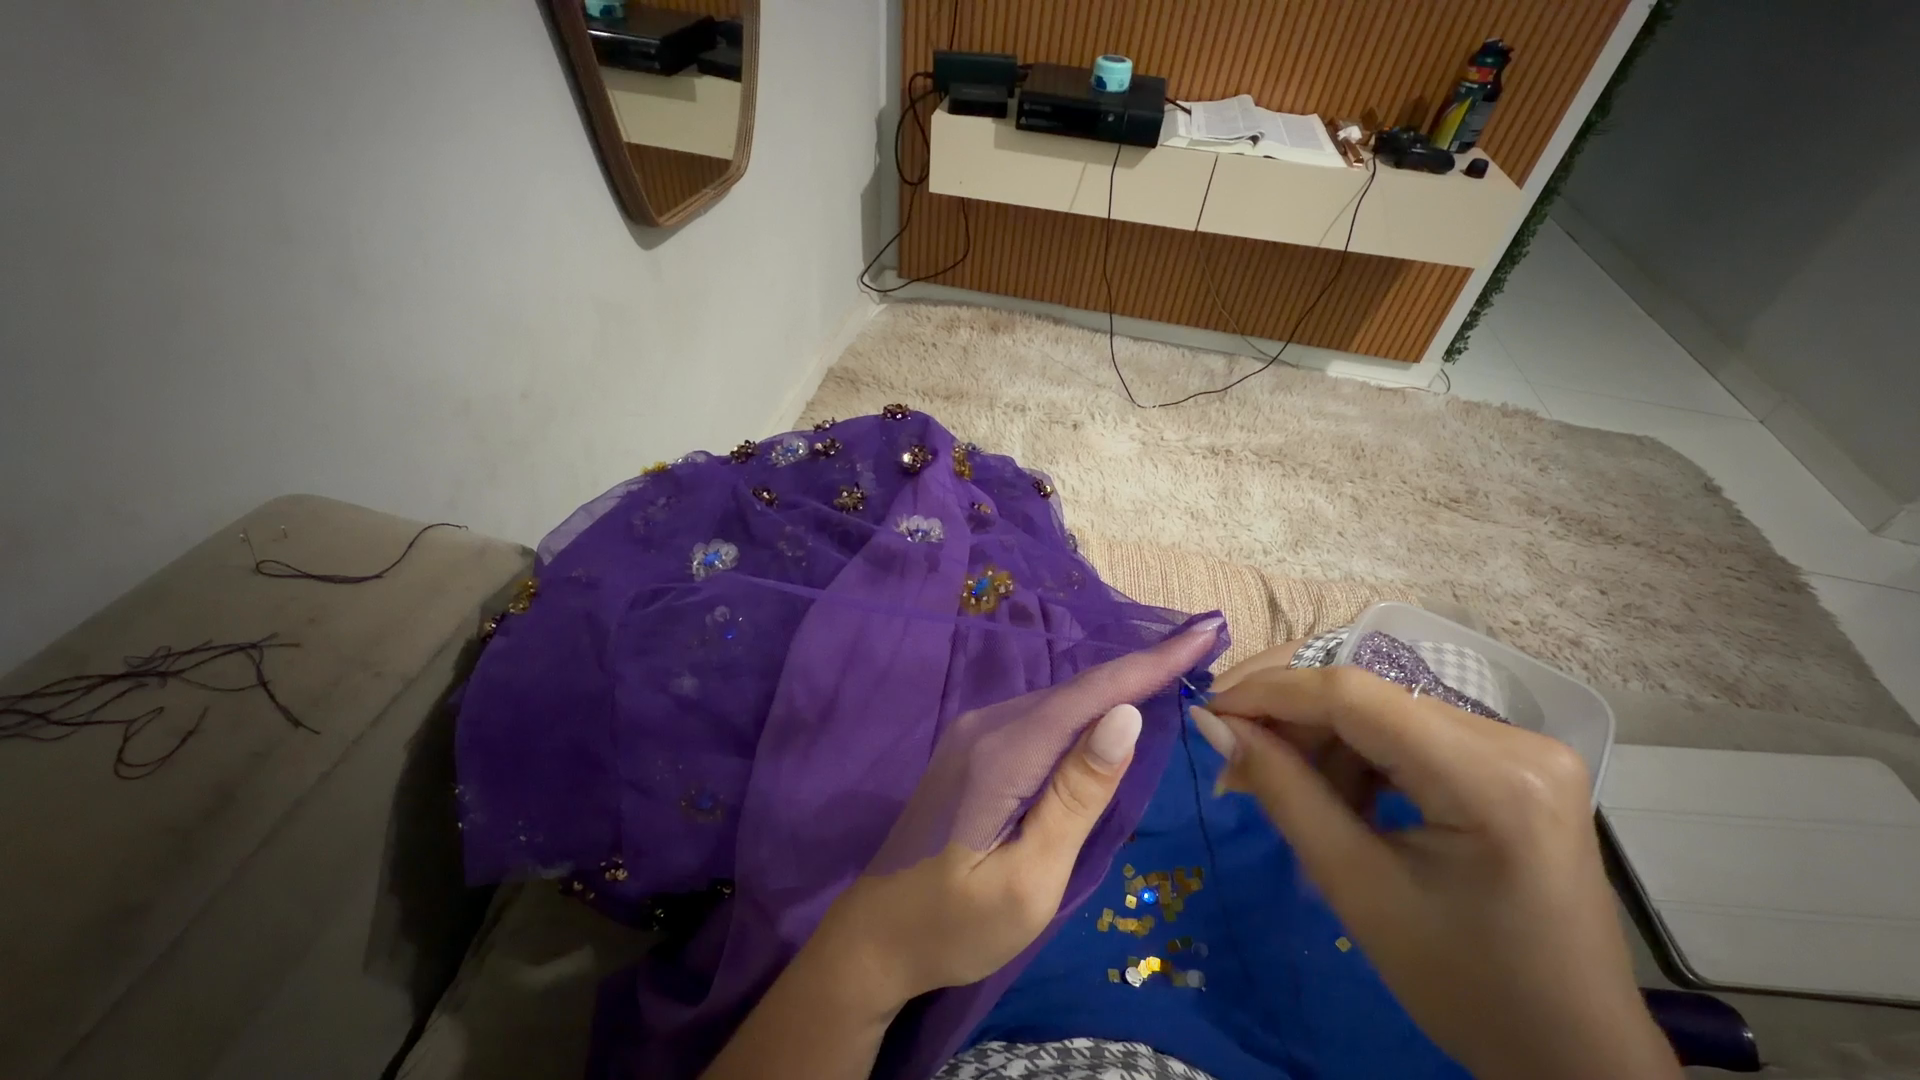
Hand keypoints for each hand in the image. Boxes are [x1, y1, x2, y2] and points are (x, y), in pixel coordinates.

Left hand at [811, 616, 1221, 1010]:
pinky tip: (1113, 712)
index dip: (1152, 661)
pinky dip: (1085, 712)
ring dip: (1116, 688)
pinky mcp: (973, 751)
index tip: (1206, 629)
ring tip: (1175, 669)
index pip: (1090, 694)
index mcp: (1001, 753)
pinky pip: (1041, 720)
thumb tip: (1126, 716)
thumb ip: (1078, 796)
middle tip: (1204, 646)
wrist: (876, 938)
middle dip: (1143, 668)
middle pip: (1077, 691)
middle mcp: (985, 727)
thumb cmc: (957, 925)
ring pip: (1060, 703)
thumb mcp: (1030, 878)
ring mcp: (974, 735)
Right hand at [1194, 654, 1680, 1079]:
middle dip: (1287, 713)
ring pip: (1382, 709)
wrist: (1572, 1053)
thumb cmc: (1465, 987)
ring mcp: (1520, 746)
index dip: (1268, 691)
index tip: (1206, 713)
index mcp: (1492, 776)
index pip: (1354, 694)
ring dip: (1317, 739)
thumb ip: (1283, 792)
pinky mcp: (1511, 761)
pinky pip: (1408, 734)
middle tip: (1229, 752)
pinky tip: (1331, 796)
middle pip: (1369, 693)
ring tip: (1277, 788)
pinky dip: (1355, 755)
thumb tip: (1214, 726)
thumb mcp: (1357, 888)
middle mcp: (1516, 738)